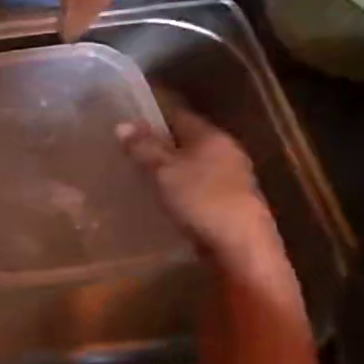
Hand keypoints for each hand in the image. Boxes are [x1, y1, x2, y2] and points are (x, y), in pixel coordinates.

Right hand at [117, 103, 280, 267]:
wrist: (242, 248)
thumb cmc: (200, 200)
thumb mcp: (163, 170)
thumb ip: (143, 146)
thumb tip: (122, 124)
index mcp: (212, 136)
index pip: (178, 115)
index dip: (152, 117)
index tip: (127, 126)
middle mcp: (226, 151)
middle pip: (187, 140)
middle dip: (160, 144)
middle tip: (128, 151)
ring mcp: (233, 178)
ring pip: (193, 163)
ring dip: (171, 167)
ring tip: (141, 175)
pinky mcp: (232, 202)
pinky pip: (199, 184)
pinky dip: (181, 186)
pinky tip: (165, 197)